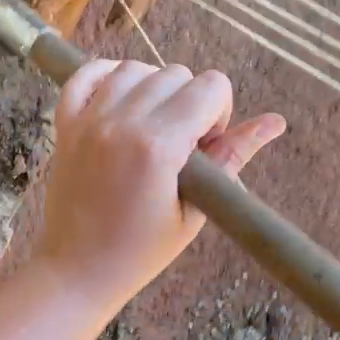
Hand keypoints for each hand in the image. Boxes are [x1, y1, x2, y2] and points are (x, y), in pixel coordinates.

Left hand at [34, 60, 284, 305]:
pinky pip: (82, 76)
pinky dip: (103, 77)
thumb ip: (230, 159)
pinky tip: (118, 101)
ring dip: (150, 88)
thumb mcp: (195, 211)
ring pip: (133, 68)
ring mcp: (87, 124)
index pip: (211, 85)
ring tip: (150, 126)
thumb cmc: (138, 252)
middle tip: (178, 145)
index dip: (219, 113)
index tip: (204, 147)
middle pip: (174, 73)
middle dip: (188, 101)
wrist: (76, 270)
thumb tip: (274, 122)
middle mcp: (119, 124)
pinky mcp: (64, 129)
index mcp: (157, 145)